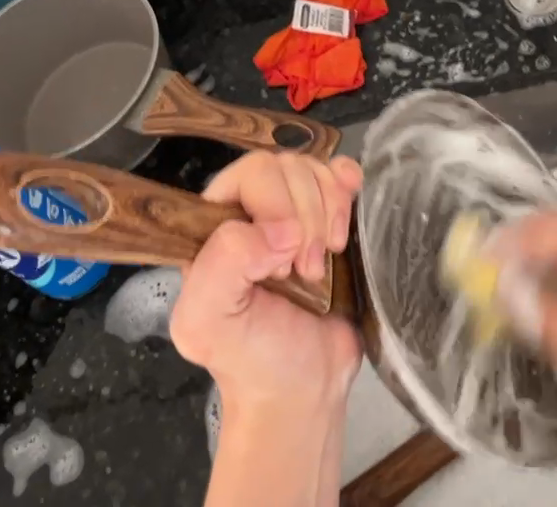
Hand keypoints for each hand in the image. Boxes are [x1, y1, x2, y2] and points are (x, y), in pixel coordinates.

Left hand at [170, 152, 364, 415]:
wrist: (304, 389)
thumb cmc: (251, 359)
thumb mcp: (207, 325)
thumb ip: (221, 267)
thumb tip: (279, 231)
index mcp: (214, 224)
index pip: (248, 175)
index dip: (275, 209)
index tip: (283, 265)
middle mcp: (251, 208)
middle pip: (285, 167)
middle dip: (307, 218)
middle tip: (307, 272)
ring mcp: (294, 210)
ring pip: (315, 170)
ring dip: (330, 214)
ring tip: (326, 261)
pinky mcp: (331, 216)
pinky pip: (341, 175)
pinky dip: (348, 186)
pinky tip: (348, 216)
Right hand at [498, 209, 556, 414]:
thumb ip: (526, 304)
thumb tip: (498, 286)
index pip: (532, 232)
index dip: (500, 246)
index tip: (476, 260)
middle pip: (550, 223)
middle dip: (519, 245)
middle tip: (493, 268)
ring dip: (542, 248)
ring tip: (518, 276)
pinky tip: (554, 278)